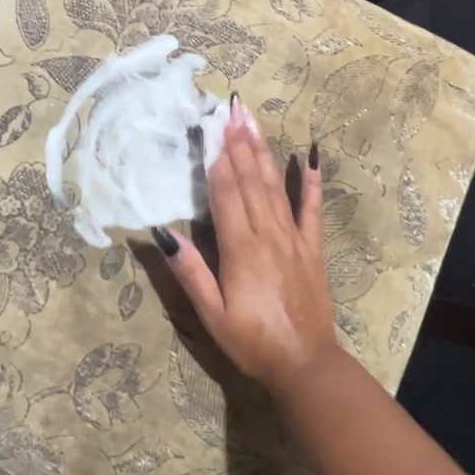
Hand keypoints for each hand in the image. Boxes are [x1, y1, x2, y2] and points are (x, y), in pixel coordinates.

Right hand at [153, 97, 341, 392]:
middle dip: (239, 143)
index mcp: (241, 249)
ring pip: (275, 186)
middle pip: (251, 181)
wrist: (306, 364)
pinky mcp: (311, 247)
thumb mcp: (212, 315)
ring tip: (253, 122)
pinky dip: (310, 182)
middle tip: (232, 109)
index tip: (212, 128)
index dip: (218, 159)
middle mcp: (268, 234)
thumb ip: (191, 272)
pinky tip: (309, 157)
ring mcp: (293, 238)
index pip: (227, 194)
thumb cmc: (251, 341)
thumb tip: (163, 233)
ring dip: (263, 152)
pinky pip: (311, 208)